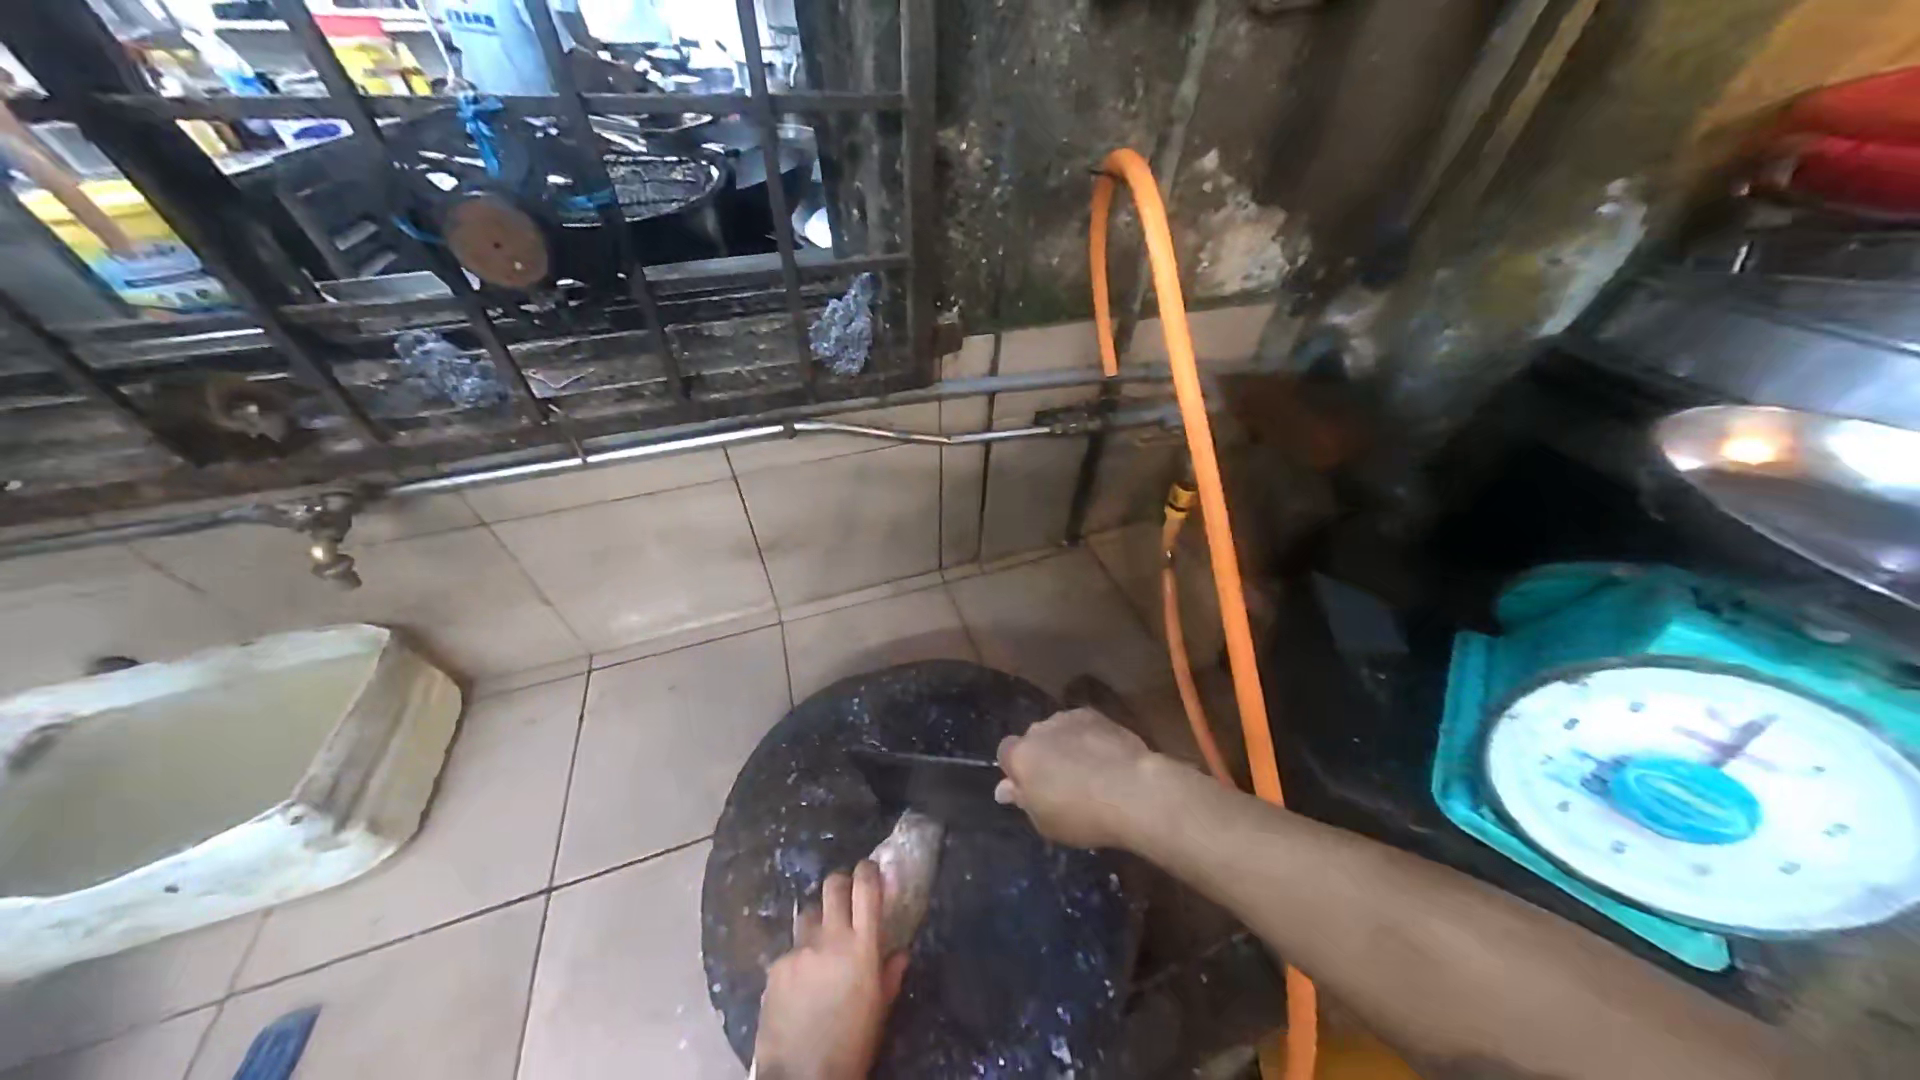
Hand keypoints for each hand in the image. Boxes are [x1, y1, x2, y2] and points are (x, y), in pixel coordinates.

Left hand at [754, 861, 908, 1079]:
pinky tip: (801, 982)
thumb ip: (890, 974)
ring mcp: (799, 949)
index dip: (868, 871)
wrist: (802, 1079)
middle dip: (842, 884)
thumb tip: (900, 952)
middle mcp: (830, 937)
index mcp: (861, 946)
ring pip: (809, 912)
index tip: (870, 870)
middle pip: (833, 885)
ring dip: (819, 919)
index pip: (865, 887)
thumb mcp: (880, 1010)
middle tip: (846, 899)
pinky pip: (791, 948)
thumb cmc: (852, 1046)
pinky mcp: (776, 966)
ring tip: (822, 942)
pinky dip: (800, 957)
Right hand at [995, 707, 1160, 848]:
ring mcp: (1068, 719)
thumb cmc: (1082, 815)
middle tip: (1061, 782)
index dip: (1016, 769)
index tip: (1031, 788)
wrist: (1132, 791)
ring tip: (1088, 769)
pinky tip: (1104, 756)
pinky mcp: (1097, 715)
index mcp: (1020, 756)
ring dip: (1065, 745)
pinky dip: (1088, 738)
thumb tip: (1004, 788)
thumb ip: (1023, 800)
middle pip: (1033, 740)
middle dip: (1042, 756)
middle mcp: (1039, 730)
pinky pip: (1083, 726)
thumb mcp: (1045, 822)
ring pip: (1058, 731)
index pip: (1004, 753)